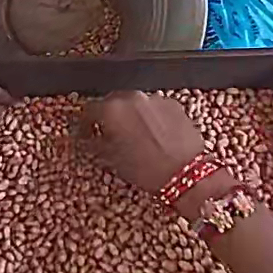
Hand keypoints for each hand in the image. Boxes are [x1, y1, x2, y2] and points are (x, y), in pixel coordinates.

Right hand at [80, 91, 206, 192]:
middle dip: (109, 116)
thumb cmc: (147, 169)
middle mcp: (132, 98)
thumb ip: (95, 143)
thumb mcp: (112, 160)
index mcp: (112, 110)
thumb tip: (88, 138)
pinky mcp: (173, 104)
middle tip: (109, 134)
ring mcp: (154, 99)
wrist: (186, 173)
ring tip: (135, 136)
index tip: (85, 132)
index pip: (89, 110)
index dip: (85, 123)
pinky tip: (154, 134)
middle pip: (113, 102)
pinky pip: (155, 108)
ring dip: (131, 116)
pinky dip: (151, 117)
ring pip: (136, 104)